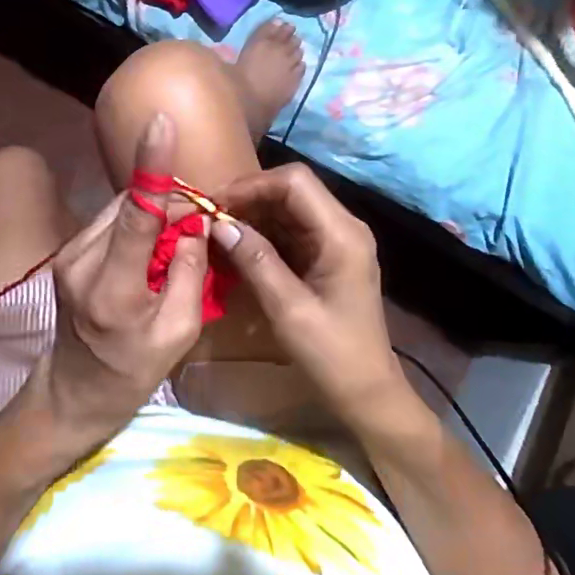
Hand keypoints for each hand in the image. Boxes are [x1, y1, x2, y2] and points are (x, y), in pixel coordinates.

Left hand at [38, 113, 208, 441]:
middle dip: (169, 203)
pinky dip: (135, 225)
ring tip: (173, 246)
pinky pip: (109, 222)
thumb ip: (191, 273)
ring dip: (152, 214)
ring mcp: (68, 255)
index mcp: (113, 288)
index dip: (151, 167)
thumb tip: (196, 224)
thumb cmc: (131, 373)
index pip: (136, 215)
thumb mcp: (178, 333)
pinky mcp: (66, 253)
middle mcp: (82, 262)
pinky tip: (148, 252)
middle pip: (131, 204)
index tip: (160, 123)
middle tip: (196, 227)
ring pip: (120, 209)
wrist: (73, 392)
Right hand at [212, 164, 400, 414]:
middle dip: (247, 199)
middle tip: (208, 219)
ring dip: (250, 216)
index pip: (294, 182)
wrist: (366, 393)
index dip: (252, 185)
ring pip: (285, 209)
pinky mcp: (323, 257)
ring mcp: (333, 242)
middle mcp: (341, 227)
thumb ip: (255, 260)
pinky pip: (287, 232)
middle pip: (290, 190)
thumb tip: (219, 224)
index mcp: (341, 234)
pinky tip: (233, 249)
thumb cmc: (332, 354)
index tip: (215, 205)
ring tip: (215, 233)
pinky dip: (259, 235)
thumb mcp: (288, 308)